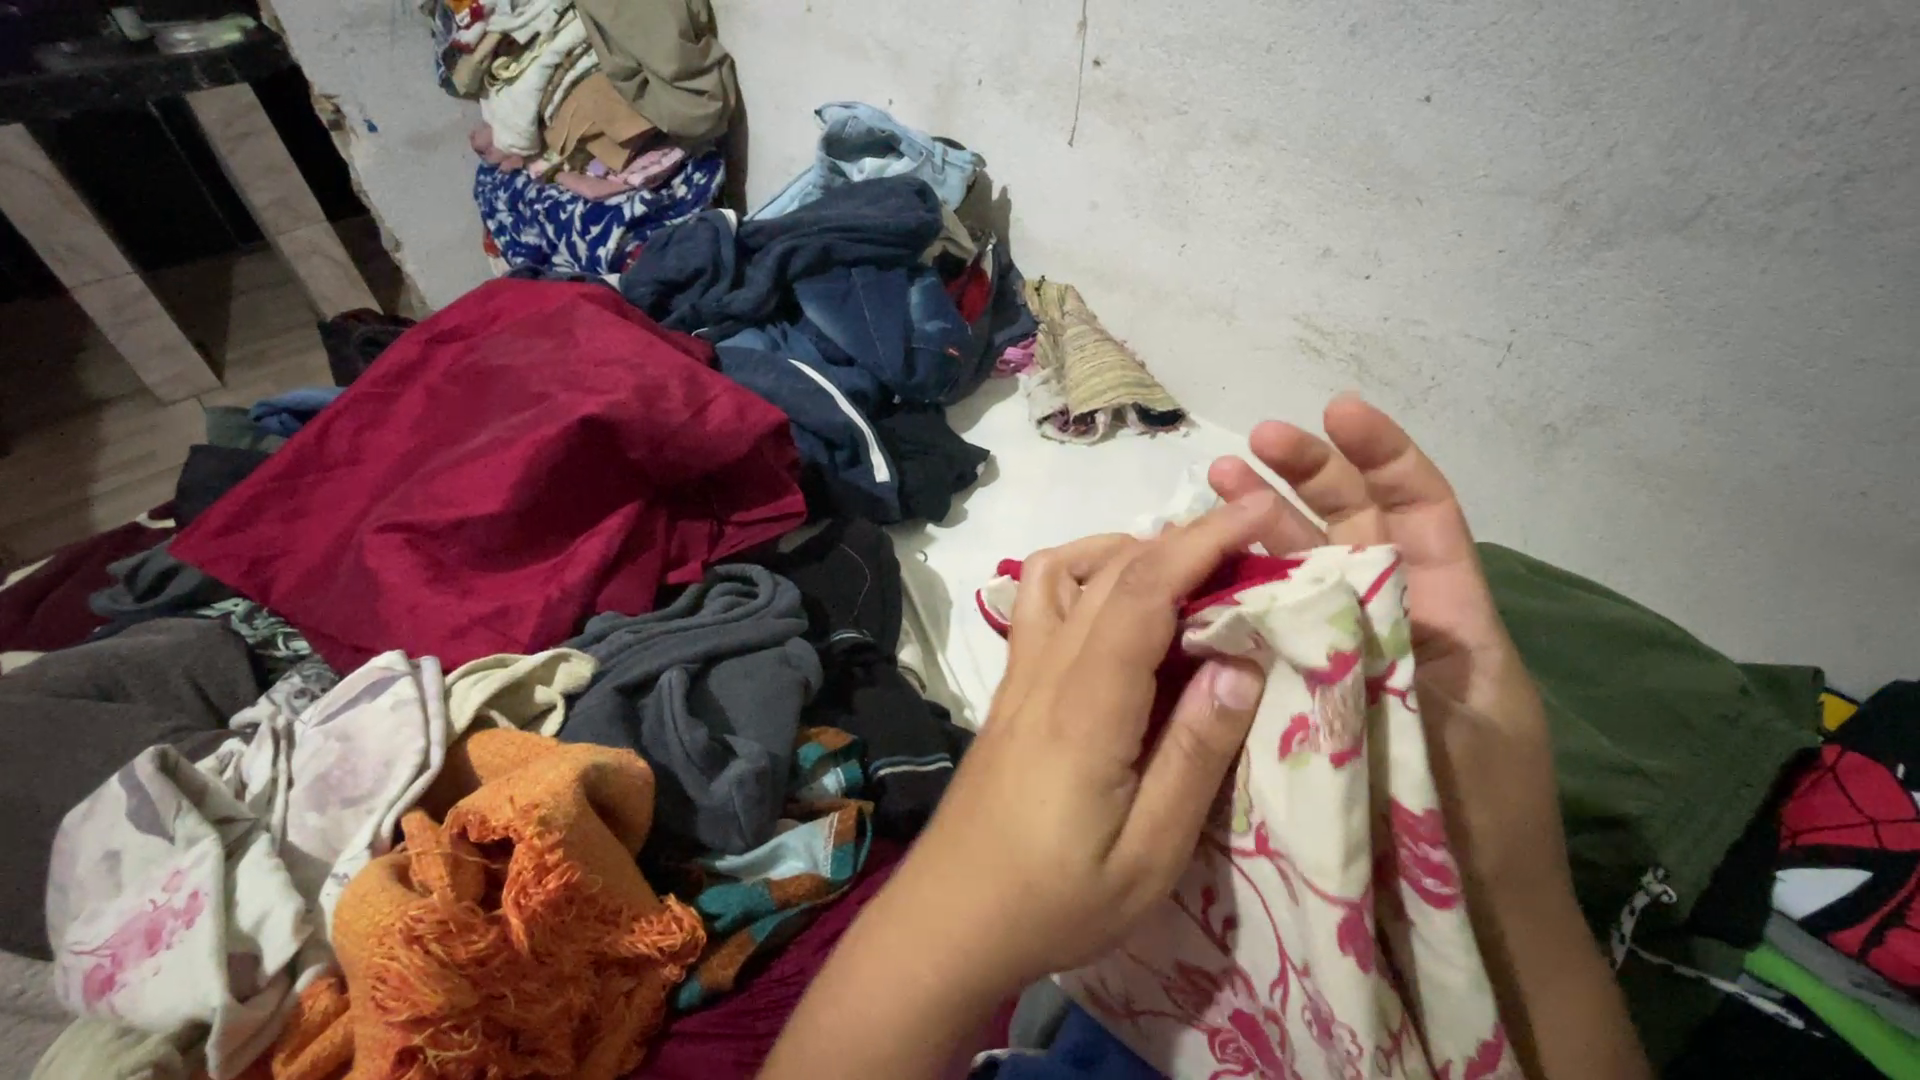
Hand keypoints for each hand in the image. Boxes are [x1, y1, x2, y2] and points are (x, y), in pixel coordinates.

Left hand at [886, 496, 1283, 990]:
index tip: (1258, 514)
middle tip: (1246, 545)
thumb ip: (1194, 756)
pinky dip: (1082, 576)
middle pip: (1107, 572)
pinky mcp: (1009, 689)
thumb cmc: (1055, 901)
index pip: (1142, 594)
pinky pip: (1038, 604)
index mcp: (1087, 709)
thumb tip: (1239, 664)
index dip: (1201, 543)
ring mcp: (1019, 675)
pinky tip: (1117, 610)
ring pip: (1061, 573)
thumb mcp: (1149, 855)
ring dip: (1124, 552)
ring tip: (1184, 574)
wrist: (951, 917)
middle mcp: (1045, 672)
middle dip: (1180, 539)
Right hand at [1209, 396, 1648, 1078]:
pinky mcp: (1296, 684)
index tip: (1337, 411)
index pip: (1415, 508)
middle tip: (1250, 444)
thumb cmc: (1478, 799)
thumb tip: (1334, 571)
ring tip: (1217, 482)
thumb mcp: (1467, 695)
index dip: (1382, 453)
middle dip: (1306, 474)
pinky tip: (1202, 565)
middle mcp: (1386, 615)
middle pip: (1348, 523)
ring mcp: (1337, 648)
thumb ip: (1410, 629)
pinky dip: (1239, 588)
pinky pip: (1267, 623)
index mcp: (1442, 606)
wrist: (1457, 896)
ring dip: (1261, 520)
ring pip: (1298, 565)